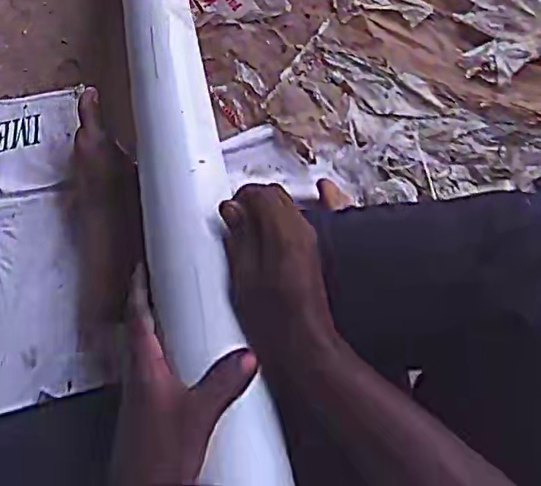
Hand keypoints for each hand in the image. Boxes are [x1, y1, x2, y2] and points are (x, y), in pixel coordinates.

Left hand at [109, 271, 257, 485]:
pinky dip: (158, 360)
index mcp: (142, 364)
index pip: (136, 314)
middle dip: (145, 306)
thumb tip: (245, 357)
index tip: (141, 266)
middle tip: (157, 288)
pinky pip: (146, 373)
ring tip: (169, 323)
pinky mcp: (140, 413)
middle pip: (134, 329)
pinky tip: (175, 371)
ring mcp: (135, 395)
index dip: (138, 287)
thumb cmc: (155, 460)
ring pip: (138, 350)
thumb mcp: (198, 416)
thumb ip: (222, 384)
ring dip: (151, 333)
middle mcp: (134, 375)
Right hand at [219, 183, 339, 366]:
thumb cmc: (276, 320)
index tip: (228, 210)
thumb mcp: (244, 275)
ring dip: (264, 212)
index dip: (240, 196)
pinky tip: (261, 247)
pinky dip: (275, 225)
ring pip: (285, 207)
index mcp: (284, 232)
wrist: (305, 348)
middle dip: (252, 200)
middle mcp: (302, 231)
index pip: (261, 192)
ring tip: (244, 234)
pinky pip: (292, 224)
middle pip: (275, 195)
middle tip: (234, 218)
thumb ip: (238, 235)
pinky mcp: (312, 253)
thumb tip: (231, 211)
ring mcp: (310, 241)